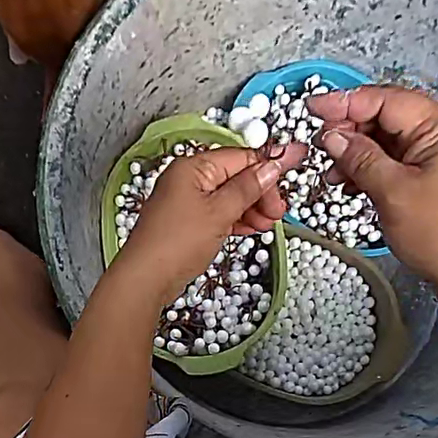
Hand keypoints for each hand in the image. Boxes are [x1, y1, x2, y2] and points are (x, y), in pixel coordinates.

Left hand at [107, 143, 308, 307]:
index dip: (267, 168)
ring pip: (228, 197)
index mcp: (194, 167)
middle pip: (235, 177)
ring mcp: (186, 202)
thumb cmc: (175, 243)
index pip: (240, 158)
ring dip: (250, 209)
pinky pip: (217, 214)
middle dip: (259, 193)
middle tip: (276, 212)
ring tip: (266, 224)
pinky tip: (249, 228)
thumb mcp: (219, 212)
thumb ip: (247, 189)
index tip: (293, 169)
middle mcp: (188, 180)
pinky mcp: (186, 224)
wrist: (145, 279)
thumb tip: (270, 168)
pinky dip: (235, 220)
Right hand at [307, 85, 437, 283]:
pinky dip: (368, 167)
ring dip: (355, 152)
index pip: (387, 101)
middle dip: (350, 130)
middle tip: (319, 143)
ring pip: (386, 139)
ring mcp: (436, 153)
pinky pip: (392, 159)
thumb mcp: (392, 191)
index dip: (346, 103)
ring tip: (332, 169)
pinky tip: (349, 179)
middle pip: (386, 116)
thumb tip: (333, 137)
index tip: (315, 106)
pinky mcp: (428, 172)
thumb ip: (360, 159)